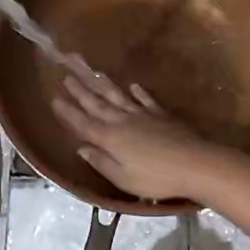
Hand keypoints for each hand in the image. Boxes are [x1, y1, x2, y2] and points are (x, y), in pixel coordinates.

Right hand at [51, 73, 220, 201]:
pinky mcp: (161, 115)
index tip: (54, 99)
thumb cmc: (156, 178)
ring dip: (103, 84)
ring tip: (92, 71)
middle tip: (66, 74)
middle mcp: (123, 121)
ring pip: (118, 96)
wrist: (195, 164)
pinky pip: (145, 100)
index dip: (68, 112)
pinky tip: (132, 85)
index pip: (83, 123)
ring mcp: (143, 115)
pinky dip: (138, 92)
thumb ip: (101, 162)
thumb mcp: (123, 178)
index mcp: (110, 138)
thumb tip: (81, 147)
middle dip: (80, 90)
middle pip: (97, 104)